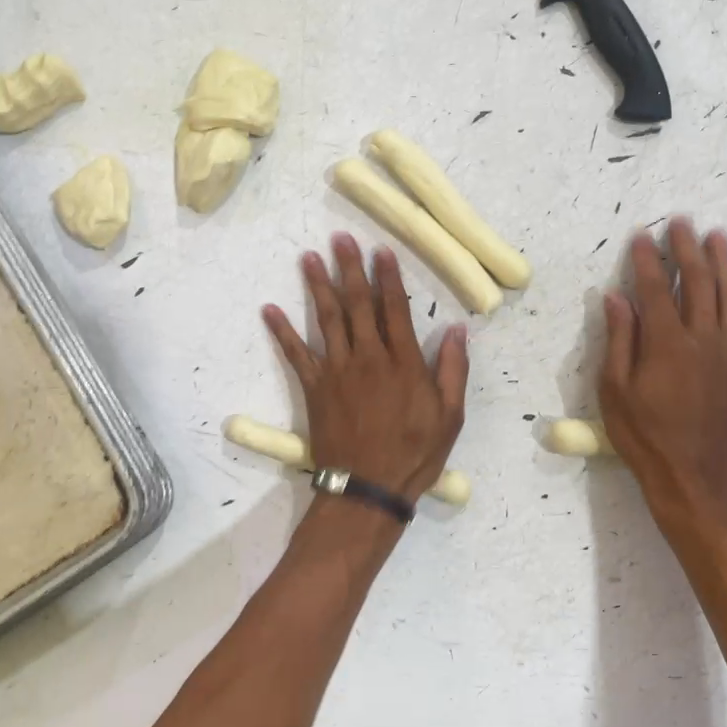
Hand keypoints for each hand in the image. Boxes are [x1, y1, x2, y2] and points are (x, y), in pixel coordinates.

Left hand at [263, 233, 468, 501]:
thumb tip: (456, 329)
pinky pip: (296, 354)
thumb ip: (452, 369)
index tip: (380, 250)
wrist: (368, 487)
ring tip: (309, 257)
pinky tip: (270, 309)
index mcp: (403, 362)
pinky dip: (283, 331)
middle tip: (340, 238)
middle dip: (349, 269)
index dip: (387, 277)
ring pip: (327, 319)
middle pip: (357, 304)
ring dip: (317, 286)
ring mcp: (337, 371)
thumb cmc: (414, 454)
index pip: (394, 308)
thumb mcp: (450, 416)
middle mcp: (368, 357)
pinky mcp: (314, 388)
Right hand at [600, 219, 726, 513]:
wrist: (691, 474)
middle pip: (697, 282)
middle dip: (688, 249)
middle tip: (681, 223)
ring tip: (717, 236)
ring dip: (723, 262)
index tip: (641, 236)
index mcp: (665, 344)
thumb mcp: (615, 391)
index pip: (655, 290)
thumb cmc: (643, 435)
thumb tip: (616, 298)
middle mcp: (702, 338)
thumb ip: (620, 340)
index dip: (648, 260)